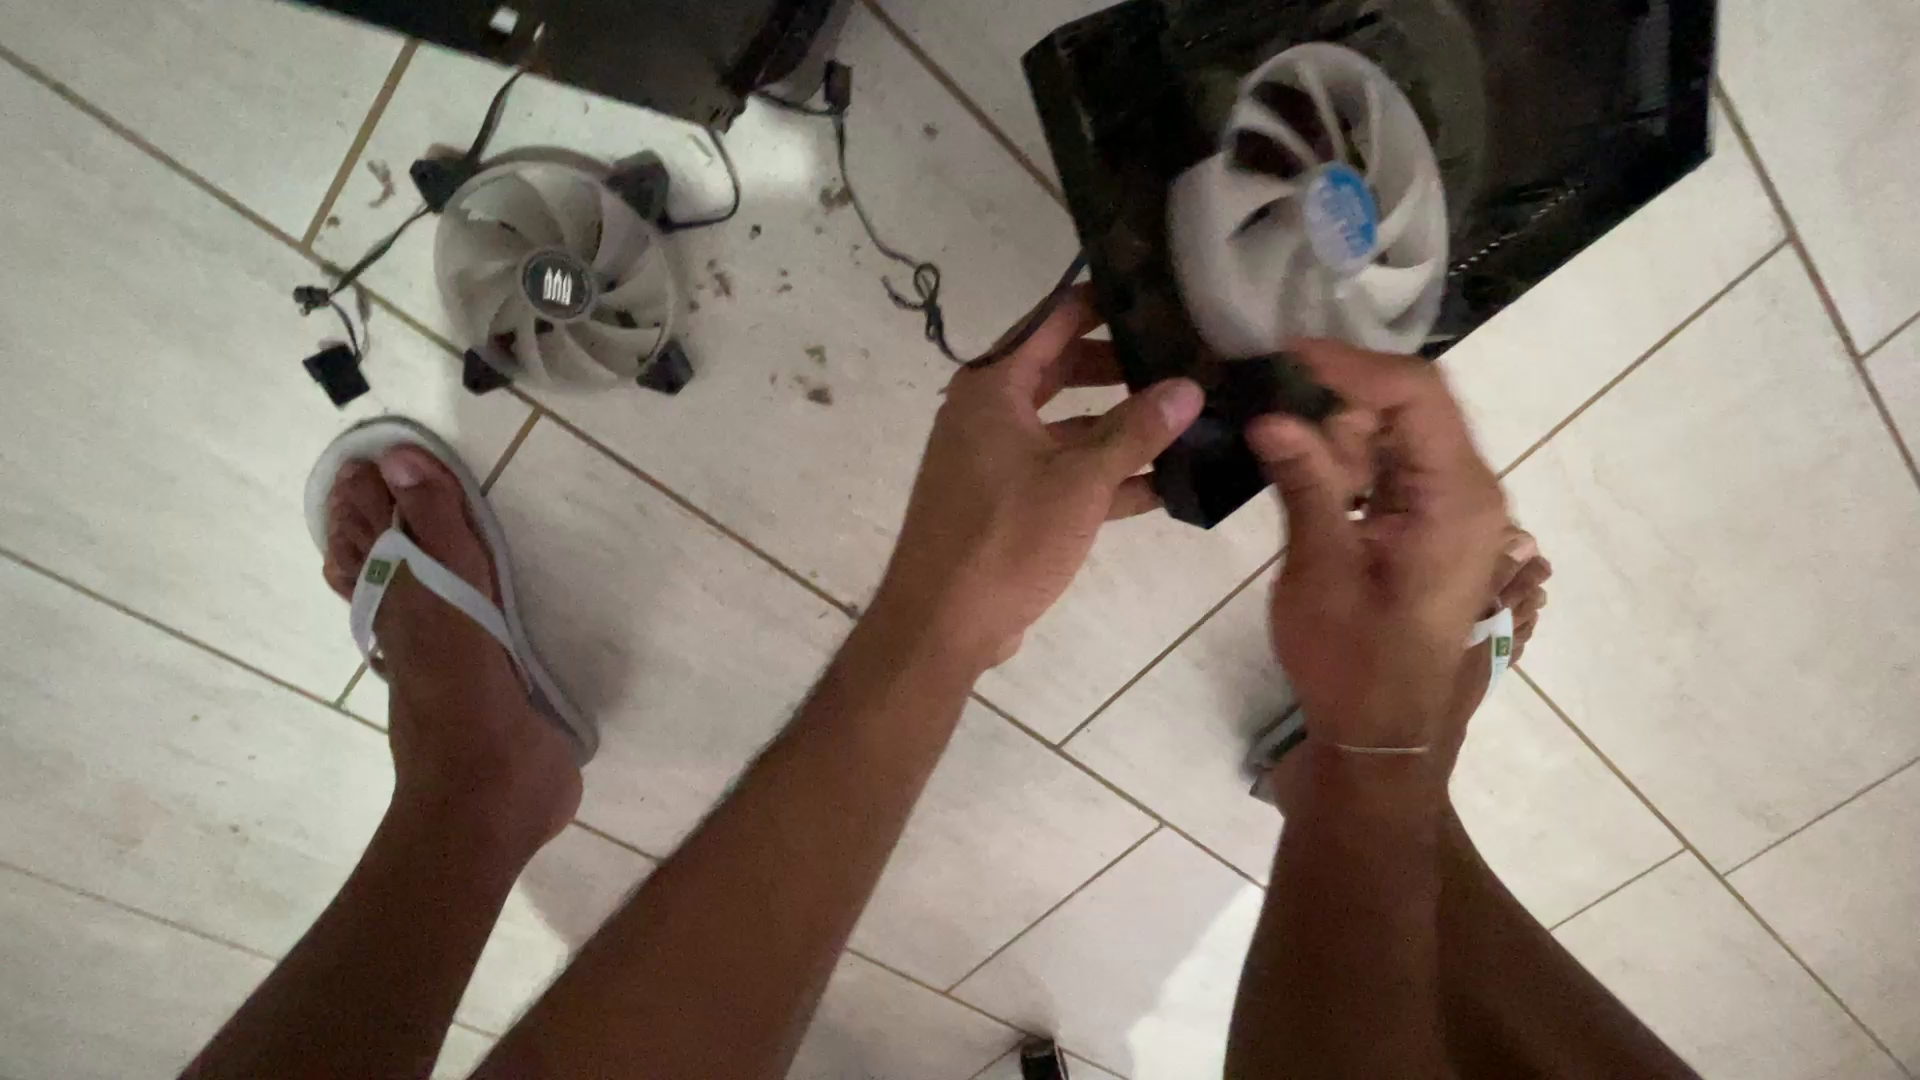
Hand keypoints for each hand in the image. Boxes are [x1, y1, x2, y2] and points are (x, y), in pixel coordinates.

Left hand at [869, 286, 1203, 670]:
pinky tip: (1162, 486)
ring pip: (1065, 428)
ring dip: (1118, 430)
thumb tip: (1189, 387)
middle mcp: (987, 413)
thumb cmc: (1005, 539)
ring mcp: (995, 460)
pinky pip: (1059, 474)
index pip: (1053, 321)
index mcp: (992, 388)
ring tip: (1184, 422)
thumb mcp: (1079, 482)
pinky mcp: (1006, 502)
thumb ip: (1135, 433)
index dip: (1103, 304)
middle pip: (1062, 372)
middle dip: (1119, 370)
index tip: (1156, 296)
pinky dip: (1101, 477)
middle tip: (1180, 362)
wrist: (943, 622)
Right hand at [1249, 341, 1506, 757]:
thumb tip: (1271, 417)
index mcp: (1456, 499)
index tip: (1281, 353)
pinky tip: (1301, 479)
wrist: (1381, 735)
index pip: (1415, 394)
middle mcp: (1467, 493)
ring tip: (1275, 450)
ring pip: (1393, 440)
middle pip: (1406, 410)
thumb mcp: (1320, 570)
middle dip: (1333, 404)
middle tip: (1265, 414)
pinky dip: (1343, 467)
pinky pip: (1388, 473)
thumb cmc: (1353, 662)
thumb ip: (1305, 485)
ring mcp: (1449, 511)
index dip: (1348, 364)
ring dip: (1334, 437)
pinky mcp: (1426, 529)